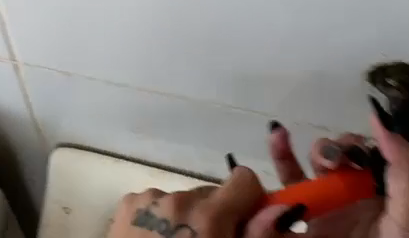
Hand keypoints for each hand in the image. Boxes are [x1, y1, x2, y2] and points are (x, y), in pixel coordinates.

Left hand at [107, 166, 306, 237]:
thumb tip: (282, 210)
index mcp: (209, 215)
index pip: (244, 180)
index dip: (251, 203)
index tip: (249, 228)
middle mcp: (179, 196)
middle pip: (213, 195)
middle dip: (220, 219)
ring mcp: (149, 198)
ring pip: (185, 201)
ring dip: (191, 222)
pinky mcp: (126, 204)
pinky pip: (157, 205)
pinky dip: (164, 222)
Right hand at [266, 110, 408, 237]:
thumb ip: (403, 169)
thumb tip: (380, 121)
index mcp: (378, 196)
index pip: (365, 155)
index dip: (357, 144)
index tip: (354, 148)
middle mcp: (348, 199)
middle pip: (332, 158)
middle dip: (330, 150)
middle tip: (332, 163)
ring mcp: (321, 209)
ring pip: (302, 168)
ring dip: (295, 147)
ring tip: (294, 145)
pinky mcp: (296, 220)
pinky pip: (280, 186)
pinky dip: (277, 156)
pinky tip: (277, 136)